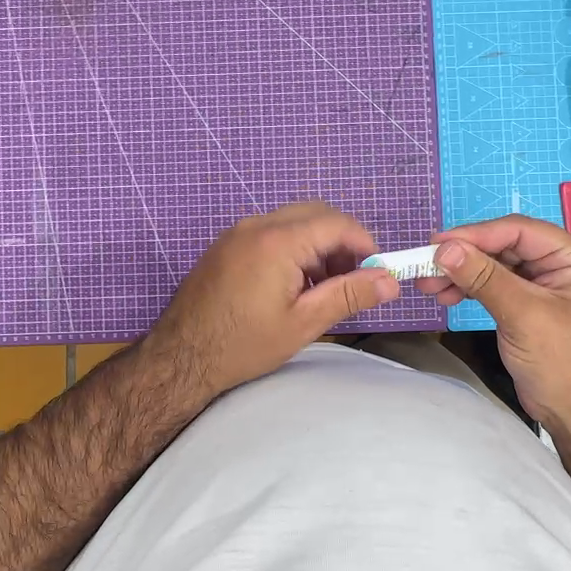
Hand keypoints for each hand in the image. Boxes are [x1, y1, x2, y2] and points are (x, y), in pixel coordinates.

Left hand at [145, 202, 398, 398]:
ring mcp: (237, 232)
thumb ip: (349, 295)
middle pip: (316, 213)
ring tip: (323, 288)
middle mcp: (256, 225)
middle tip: (351, 280)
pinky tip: (293, 285)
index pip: (336, 222)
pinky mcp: (226, 244)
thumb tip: (390, 280)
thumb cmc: (243, 344)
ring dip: (317, 245)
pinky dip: (292, 247)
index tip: (377, 272)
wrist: (181, 356)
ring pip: (293, 221)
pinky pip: (270, 231)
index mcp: (277, 241)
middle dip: (342, 241)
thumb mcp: (304, 323)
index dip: (365, 244)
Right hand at [415, 215, 570, 426]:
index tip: (434, 246)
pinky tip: (447, 296)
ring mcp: (546, 283)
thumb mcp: (524, 316)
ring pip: (495, 265)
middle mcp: (562, 262)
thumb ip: (484, 278)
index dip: (474, 235)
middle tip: (425, 268)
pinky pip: (495, 284)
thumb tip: (444, 249)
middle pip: (503, 246)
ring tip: (429, 286)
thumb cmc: (566, 365)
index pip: (517, 231)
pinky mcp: (530, 303)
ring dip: (462, 273)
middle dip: (464, 256)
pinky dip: (470, 288)